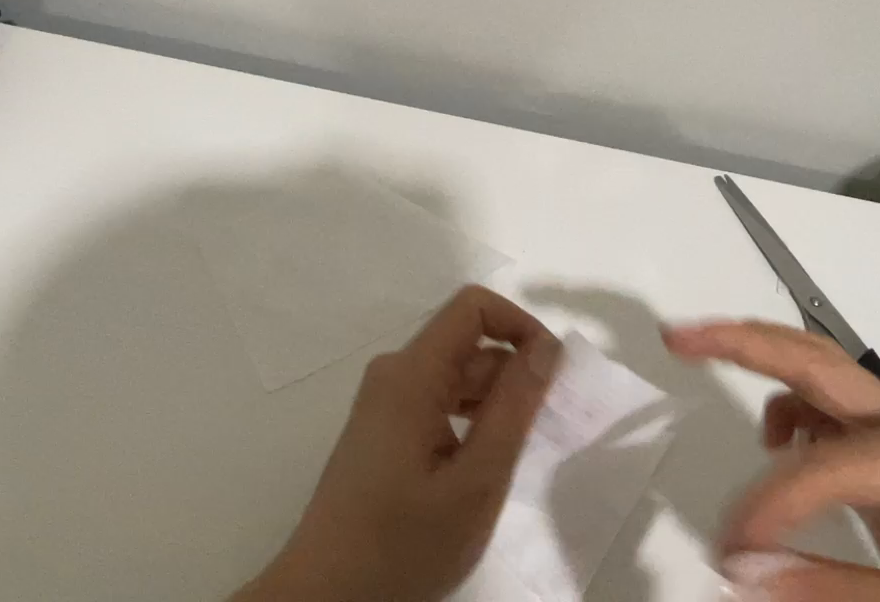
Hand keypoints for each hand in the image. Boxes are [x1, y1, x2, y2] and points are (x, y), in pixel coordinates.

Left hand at [235, 286, 560, 601]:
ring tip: (519, 456)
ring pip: (455, 377)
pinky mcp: (383, 429)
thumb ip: (514, 408)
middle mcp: (394, 373)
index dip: (520, 325)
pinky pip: (438, 402)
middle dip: (514, 374)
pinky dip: (471, 421)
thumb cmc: (402, 543)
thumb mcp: (475, 481)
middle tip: (547, 432)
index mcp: (411, 373)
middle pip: (467, 344)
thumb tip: (546, 347)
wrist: (324, 598)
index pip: (473, 307)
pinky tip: (484, 467)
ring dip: (495, 403)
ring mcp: (385, 402)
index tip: (554, 373)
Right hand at [663, 320, 879, 601]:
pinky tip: (776, 444)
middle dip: (742, 342)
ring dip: (757, 362)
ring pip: (819, 374)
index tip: (729, 552)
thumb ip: (837, 591)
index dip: (771, 501)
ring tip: (700, 362)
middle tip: (675, 335)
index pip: (831, 463)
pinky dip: (787, 408)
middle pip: (817, 362)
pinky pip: (830, 409)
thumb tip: (736, 570)